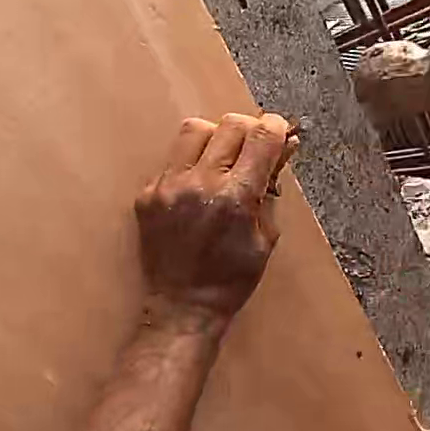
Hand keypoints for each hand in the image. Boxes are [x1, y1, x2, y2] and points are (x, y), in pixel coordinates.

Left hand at [135, 113, 295, 333]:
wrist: (183, 306)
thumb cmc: (232, 280)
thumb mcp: (265, 238)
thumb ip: (270, 191)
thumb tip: (282, 150)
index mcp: (236, 197)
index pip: (261, 135)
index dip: (276, 128)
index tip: (279, 133)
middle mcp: (200, 183)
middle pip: (229, 124)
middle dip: (248, 130)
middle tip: (252, 149)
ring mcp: (168, 186)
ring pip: (194, 130)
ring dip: (214, 138)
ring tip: (220, 161)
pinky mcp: (147, 195)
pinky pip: (172, 161)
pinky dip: (189, 165)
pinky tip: (195, 190)